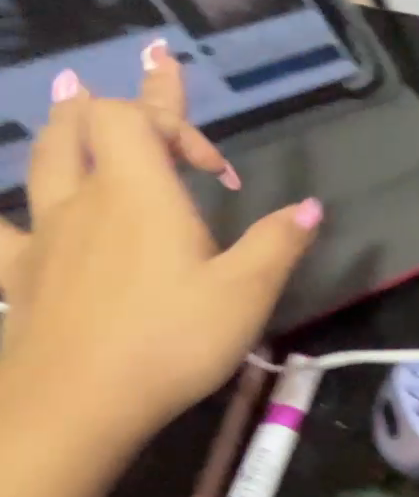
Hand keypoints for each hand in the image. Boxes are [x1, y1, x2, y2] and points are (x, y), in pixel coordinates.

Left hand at [0, 42, 322, 445]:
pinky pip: (8, 225)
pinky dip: (18, 207)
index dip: (173, 119)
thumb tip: (310, 205)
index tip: (218, 168)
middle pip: (80, 126)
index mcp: (140, 197)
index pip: (133, 119)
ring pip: (43, 160)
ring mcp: (43, 235)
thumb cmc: (174, 337)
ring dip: (64, 128)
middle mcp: (83, 201)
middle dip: (116, 106)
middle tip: (147, 98)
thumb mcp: (248, 292)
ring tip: (68, 98)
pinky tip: (20, 215)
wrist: (78, 397)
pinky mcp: (22, 272)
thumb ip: (277, 243)